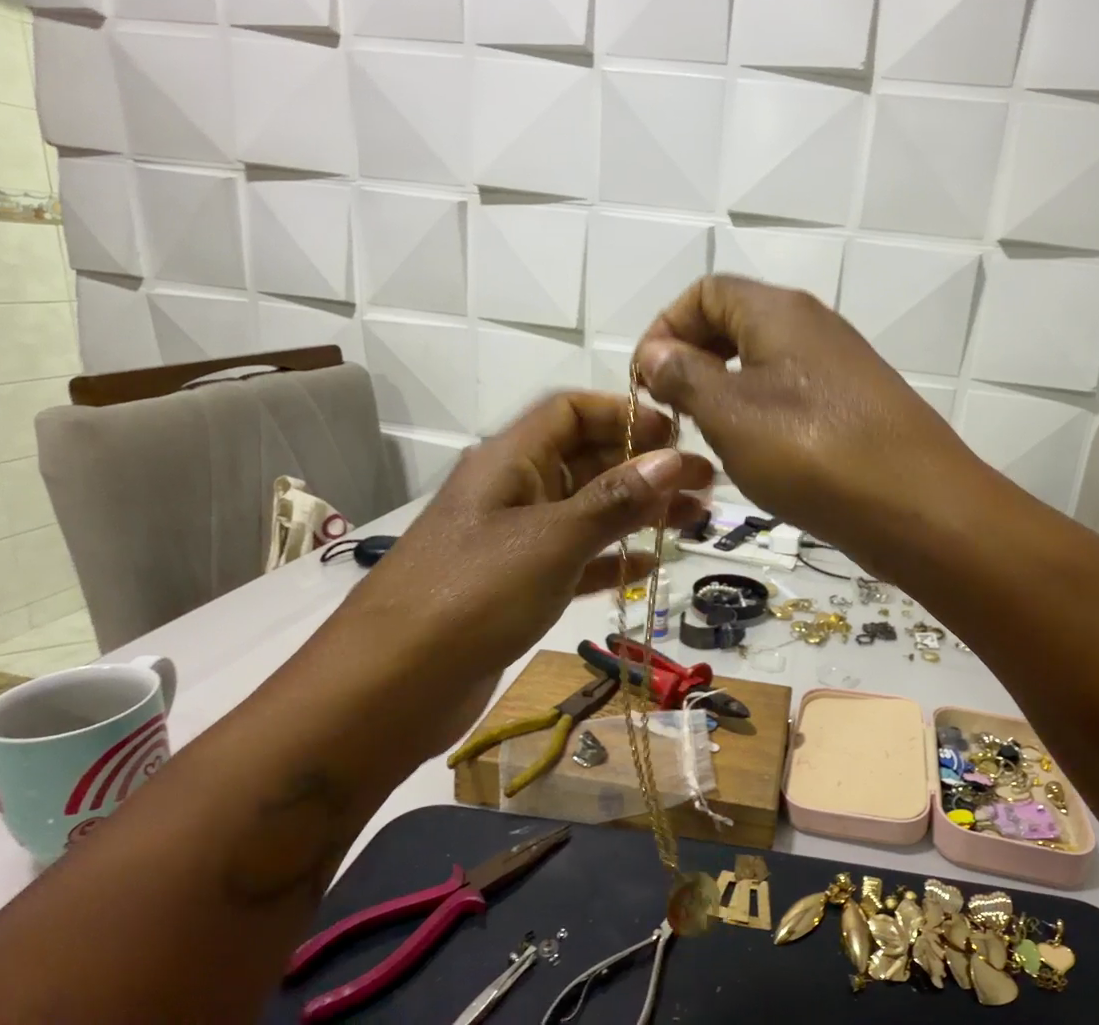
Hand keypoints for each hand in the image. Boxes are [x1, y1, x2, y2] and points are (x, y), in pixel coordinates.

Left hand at [349, 391, 713, 667]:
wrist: (391, 686)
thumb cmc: (472, 596)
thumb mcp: (550, 541)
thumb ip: (614, 500)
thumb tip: (674, 459)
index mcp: (509, 462)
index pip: (571, 412)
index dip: (625, 414)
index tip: (679, 437)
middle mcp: (512, 491)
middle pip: (587, 461)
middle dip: (646, 467)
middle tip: (707, 484)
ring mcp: (514, 542)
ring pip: (587, 512)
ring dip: (638, 512)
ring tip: (696, 522)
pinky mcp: (517, 588)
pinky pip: (576, 559)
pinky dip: (612, 559)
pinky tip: (650, 566)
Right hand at [634, 275, 982, 556]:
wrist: (918, 506)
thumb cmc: (812, 453)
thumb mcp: (730, 414)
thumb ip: (685, 377)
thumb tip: (657, 353)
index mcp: (778, 311)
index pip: (705, 291)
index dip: (666, 328)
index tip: (647, 381)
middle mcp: (812, 326)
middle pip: (734, 323)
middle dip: (693, 362)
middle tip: (673, 414)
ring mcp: (839, 367)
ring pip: (763, 364)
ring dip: (726, 394)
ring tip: (709, 442)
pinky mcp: (854, 407)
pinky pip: (792, 396)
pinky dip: (762, 417)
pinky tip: (758, 459)